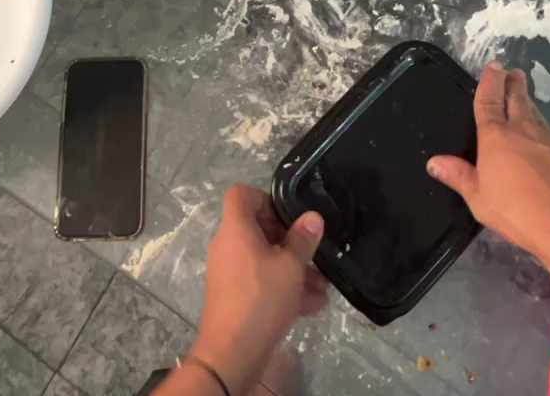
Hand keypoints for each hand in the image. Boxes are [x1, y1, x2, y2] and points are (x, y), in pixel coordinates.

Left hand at [190, 185, 327, 389]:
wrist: (232, 355)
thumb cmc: (260, 299)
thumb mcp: (290, 267)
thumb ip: (302, 240)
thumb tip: (312, 217)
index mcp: (235, 229)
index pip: (241, 194)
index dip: (265, 198)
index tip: (288, 217)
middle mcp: (228, 246)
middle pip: (257, 228)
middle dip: (289, 241)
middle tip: (311, 253)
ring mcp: (229, 273)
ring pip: (264, 260)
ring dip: (292, 270)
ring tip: (321, 286)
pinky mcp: (234, 298)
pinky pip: (260, 282)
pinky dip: (282, 288)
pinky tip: (311, 305)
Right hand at [427, 61, 549, 261]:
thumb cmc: (517, 212)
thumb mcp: (479, 198)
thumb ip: (458, 176)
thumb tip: (434, 161)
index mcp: (496, 136)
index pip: (489, 101)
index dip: (489, 82)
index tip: (494, 65)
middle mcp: (525, 131)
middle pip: (518, 99)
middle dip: (513, 83)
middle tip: (513, 71)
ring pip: (538, 116)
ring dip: (530, 105)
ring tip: (526, 100)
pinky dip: (547, 137)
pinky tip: (548, 148)